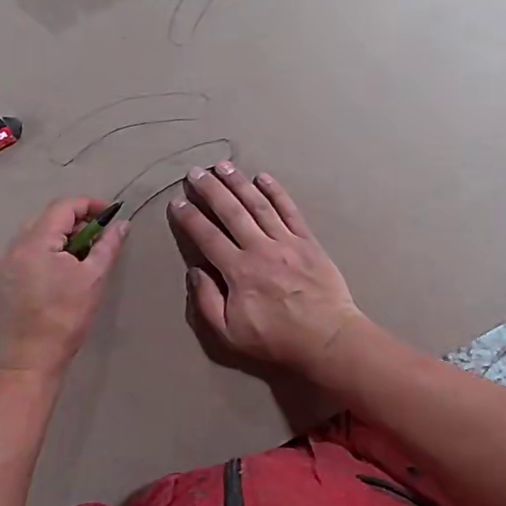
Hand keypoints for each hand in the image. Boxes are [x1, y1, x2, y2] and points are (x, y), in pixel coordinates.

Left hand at [0, 197, 128, 377]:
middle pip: (45, 218)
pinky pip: (19, 253)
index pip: (62, 207)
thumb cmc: (65, 318)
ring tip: (76, 257)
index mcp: (33, 242)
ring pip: (31, 235)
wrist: (28, 359)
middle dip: (73, 222)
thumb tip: (120, 224)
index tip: (108, 214)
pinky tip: (53, 273)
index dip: (88, 205)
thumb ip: (107, 246)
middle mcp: (10, 246)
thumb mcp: (93, 278)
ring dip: (56, 238)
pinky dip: (39, 253)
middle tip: (96, 237)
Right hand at [168, 162, 362, 373]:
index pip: (207, 236)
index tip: (177, 202)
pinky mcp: (307, 241)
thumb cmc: (276, 339)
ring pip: (258, 205)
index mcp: (238, 271)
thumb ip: (207, 301)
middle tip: (195, 172)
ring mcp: (286, 242)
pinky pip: (289, 211)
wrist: (328, 338)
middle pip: (230, 211)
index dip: (190, 218)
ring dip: (238, 183)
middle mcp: (260, 249)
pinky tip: (262, 177)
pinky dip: (276, 192)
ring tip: (222, 166)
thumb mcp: (230, 334)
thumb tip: (195, 271)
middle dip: (210, 189)